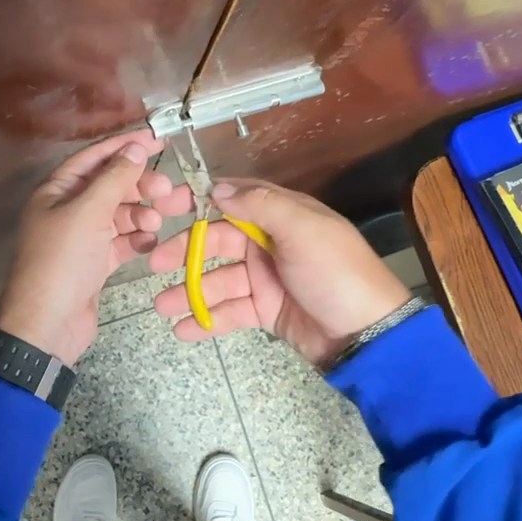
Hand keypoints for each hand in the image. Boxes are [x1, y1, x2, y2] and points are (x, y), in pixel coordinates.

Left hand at [0, 129, 172, 364]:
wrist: (48, 324)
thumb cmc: (63, 262)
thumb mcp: (88, 213)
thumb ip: (114, 179)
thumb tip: (136, 148)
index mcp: (56, 191)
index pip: (94, 158)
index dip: (124, 147)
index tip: (157, 139)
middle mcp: (67, 210)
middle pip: (110, 187)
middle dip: (140, 186)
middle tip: (168, 192)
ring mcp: (81, 239)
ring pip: (119, 216)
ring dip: (142, 214)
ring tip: (161, 221)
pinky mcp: (94, 264)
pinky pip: (120, 243)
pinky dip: (137, 241)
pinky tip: (151, 242)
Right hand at [149, 177, 410, 366]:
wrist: (366, 334)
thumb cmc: (336, 273)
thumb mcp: (304, 229)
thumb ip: (260, 205)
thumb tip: (217, 187)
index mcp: (281, 216)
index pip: (233, 202)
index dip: (199, 205)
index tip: (167, 210)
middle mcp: (270, 244)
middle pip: (217, 244)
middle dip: (185, 255)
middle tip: (154, 267)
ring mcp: (267, 279)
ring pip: (218, 281)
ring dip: (188, 293)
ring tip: (161, 307)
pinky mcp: (266, 311)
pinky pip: (229, 312)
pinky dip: (206, 321)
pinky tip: (183, 330)